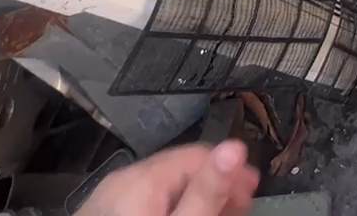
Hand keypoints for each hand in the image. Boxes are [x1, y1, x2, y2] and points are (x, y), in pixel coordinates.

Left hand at [75, 140, 259, 215]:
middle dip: (213, 192)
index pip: (201, 155)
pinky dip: (167, 213)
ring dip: (192, 204)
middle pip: (182, 172)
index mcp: (139, 180)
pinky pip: (143, 207)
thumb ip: (207, 193)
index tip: (252, 196)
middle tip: (238, 213)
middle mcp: (119, 183)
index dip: (231, 174)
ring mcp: (105, 204)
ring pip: (164, 192)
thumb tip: (236, 148)